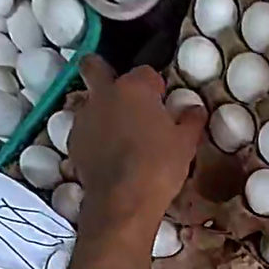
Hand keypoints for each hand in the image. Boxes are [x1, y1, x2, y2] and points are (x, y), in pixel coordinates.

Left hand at [68, 56, 205, 239]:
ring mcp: (84, 119)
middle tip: (121, 95)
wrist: (123, 201)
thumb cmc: (160, 166)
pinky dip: (94, 138)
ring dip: (101, 111)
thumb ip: (191, 120)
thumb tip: (195, 109)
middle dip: (104, 72)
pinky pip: (85, 132)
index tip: (163, 102)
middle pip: (94, 67)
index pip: (145, 72)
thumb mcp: (186, 143)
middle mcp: (104, 95)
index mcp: (134, 88)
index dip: (155, 86)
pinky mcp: (73, 143)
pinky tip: (108, 156)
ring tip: (119, 135)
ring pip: (88, 103)